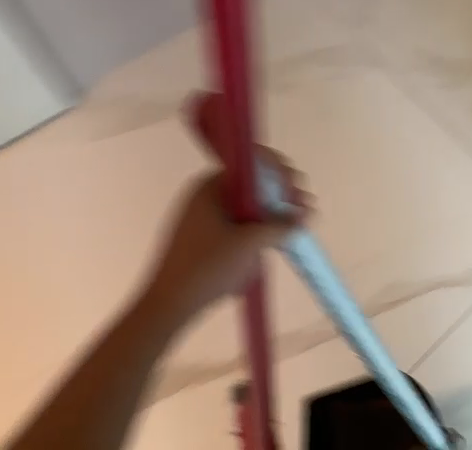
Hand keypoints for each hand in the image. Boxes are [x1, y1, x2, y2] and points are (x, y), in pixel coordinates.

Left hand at [139, 148, 311, 323]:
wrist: (165, 309)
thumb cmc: (206, 267)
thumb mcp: (250, 242)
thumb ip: (281, 224)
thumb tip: (305, 215)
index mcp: (211, 185)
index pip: (254, 162)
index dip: (281, 171)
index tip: (297, 189)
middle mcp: (206, 194)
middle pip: (254, 182)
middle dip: (283, 192)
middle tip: (305, 206)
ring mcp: (204, 216)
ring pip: (249, 204)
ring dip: (275, 211)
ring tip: (297, 225)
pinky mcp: (205, 237)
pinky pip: (239, 222)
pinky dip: (260, 226)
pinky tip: (277, 239)